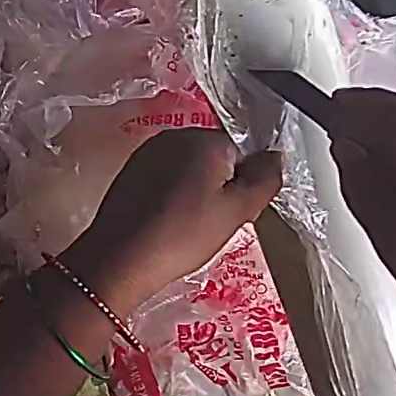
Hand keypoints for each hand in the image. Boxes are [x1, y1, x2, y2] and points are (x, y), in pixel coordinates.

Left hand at [61, 128, 283, 314]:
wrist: (120, 260)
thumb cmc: (182, 235)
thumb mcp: (237, 211)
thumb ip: (265, 179)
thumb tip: (275, 156)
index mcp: (204, 139)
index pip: (243, 151)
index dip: (246, 183)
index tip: (236, 212)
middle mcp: (174, 136)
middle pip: (216, 157)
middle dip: (222, 186)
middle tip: (214, 222)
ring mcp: (148, 153)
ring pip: (190, 169)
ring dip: (197, 193)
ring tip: (190, 226)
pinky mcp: (130, 172)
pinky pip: (166, 179)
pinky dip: (173, 198)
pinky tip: (169, 223)